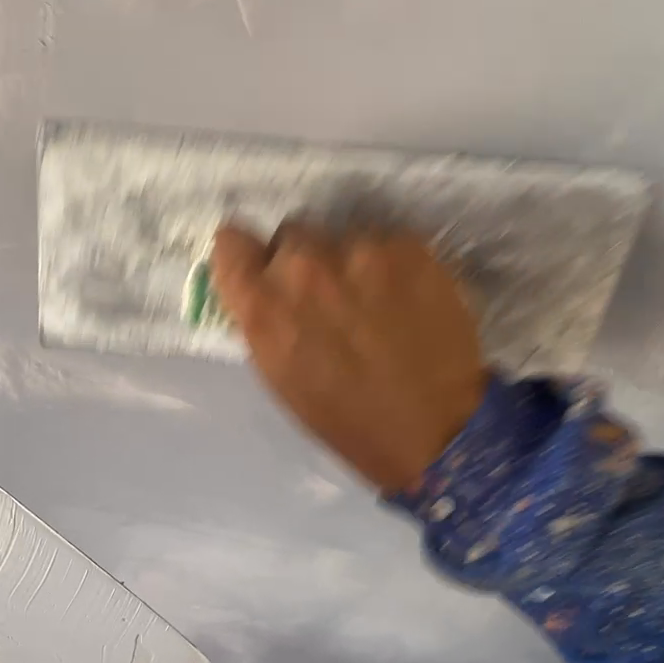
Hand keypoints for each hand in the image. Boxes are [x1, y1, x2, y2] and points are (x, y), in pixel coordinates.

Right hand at [209, 223, 487, 492]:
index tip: (260, 267)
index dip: (245, 254)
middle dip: (303, 261)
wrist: (433, 428)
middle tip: (326, 297)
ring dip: (349, 263)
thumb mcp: (277, 373)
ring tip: (373, 303)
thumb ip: (262, 318)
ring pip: (342, 237)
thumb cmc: (343, 416)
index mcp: (264, 304)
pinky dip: (391, 265)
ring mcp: (359, 250)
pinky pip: (386, 242)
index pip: (230, 242)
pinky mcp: (408, 245)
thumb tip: (261, 288)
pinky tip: (405, 300)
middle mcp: (304, 266)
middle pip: (291, 234)